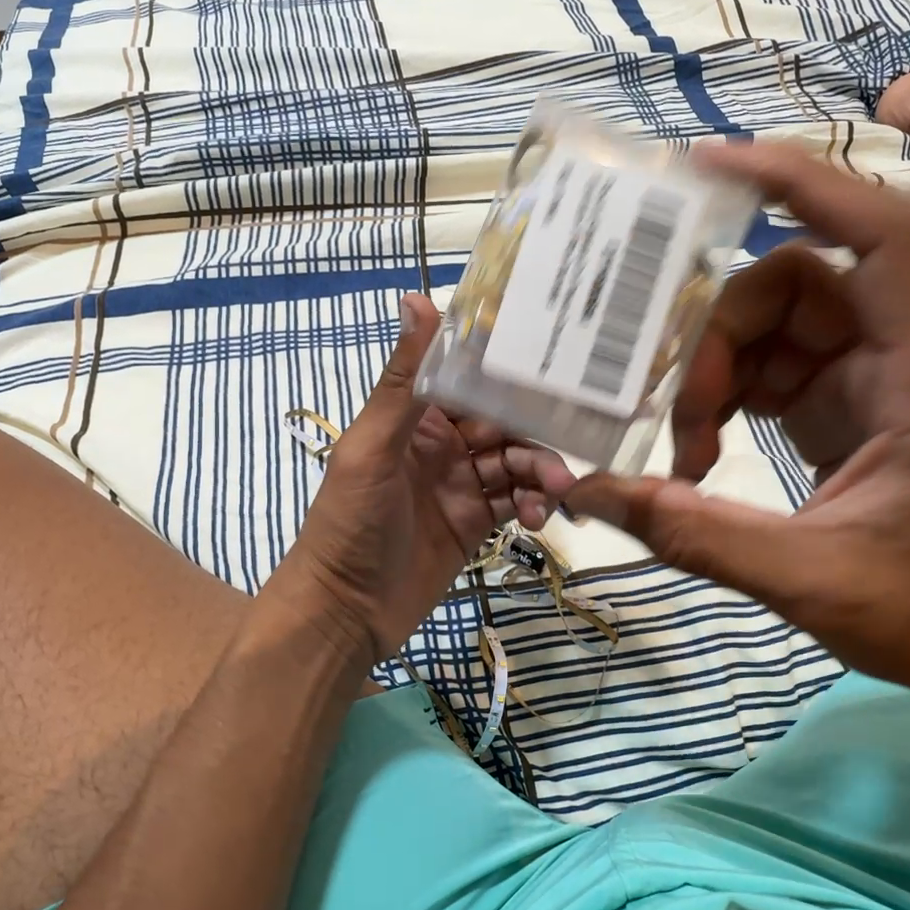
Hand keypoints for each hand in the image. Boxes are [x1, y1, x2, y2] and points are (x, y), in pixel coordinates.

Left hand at [280, 294, 576, 662]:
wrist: (345, 611)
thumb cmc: (348, 520)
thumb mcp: (372, 445)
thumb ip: (404, 380)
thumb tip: (417, 298)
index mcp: (415, 417)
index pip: (469, 380)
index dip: (506, 371)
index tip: (554, 361)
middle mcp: (442, 445)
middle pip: (503, 424)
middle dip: (534, 431)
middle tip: (565, 446)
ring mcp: (461, 485)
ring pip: (515, 463)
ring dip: (539, 471)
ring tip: (557, 491)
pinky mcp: (476, 524)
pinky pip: (515, 502)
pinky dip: (533, 505)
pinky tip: (541, 517)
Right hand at [565, 143, 909, 701]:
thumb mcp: (801, 577)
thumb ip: (690, 533)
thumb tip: (586, 495)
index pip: (876, 237)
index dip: (801, 182)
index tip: (712, 165)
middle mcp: (899, 357)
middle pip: (792, 284)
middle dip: (718, 340)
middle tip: (676, 422)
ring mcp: (871, 379)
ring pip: (771, 325)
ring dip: (714, 374)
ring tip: (687, 452)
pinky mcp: (846, 406)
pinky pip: (770, 367)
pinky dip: (725, 398)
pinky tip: (700, 452)